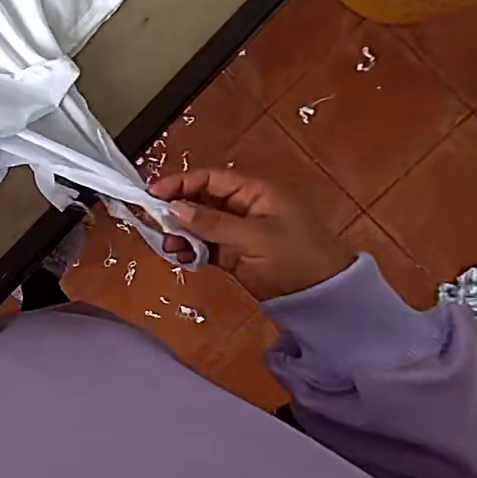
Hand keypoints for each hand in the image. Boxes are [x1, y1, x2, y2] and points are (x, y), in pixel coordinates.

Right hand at [148, 168, 354, 300]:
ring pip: (200, 225)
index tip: (153, 194)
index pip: (210, 179)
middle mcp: (243, 207)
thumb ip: (213, 224)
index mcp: (254, 192)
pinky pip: (206, 246)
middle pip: (201, 201)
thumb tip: (175, 209)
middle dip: (176, 210)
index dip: (180, 183)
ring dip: (182, 233)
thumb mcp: (254, 237)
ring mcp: (239, 232)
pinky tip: (181, 257)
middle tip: (152, 222)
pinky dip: (192, 250)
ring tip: (168, 245)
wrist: (324, 298)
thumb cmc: (296, 257)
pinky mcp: (235, 255)